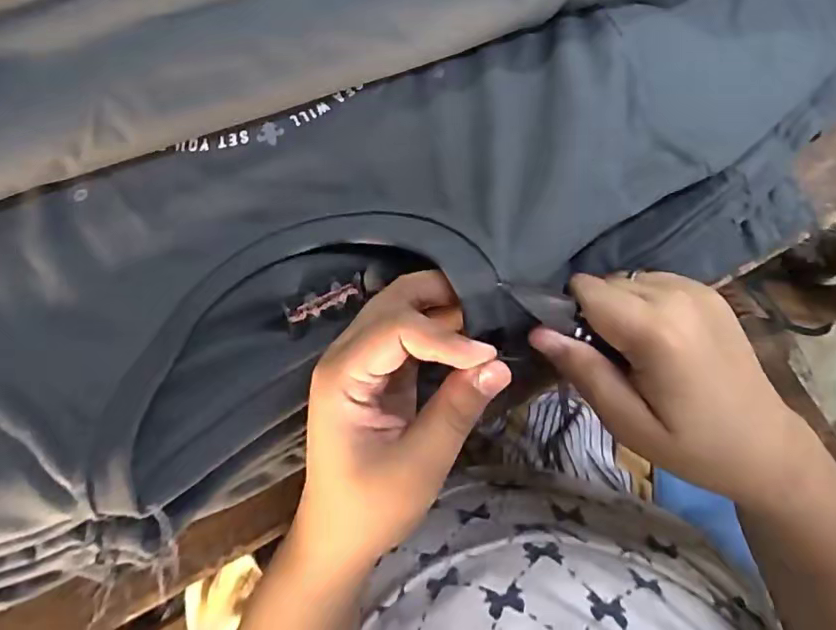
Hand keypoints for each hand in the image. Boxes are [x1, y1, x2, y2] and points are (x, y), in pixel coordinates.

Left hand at [290, 270, 511, 573]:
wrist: (336, 538)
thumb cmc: (370, 507)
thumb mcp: (420, 465)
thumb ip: (457, 409)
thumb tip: (499, 365)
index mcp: (342, 374)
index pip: (397, 328)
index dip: (445, 336)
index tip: (488, 353)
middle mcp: (345, 353)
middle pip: (394, 300)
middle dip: (441, 297)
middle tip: (488, 309)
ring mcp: (359, 357)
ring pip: (401, 306)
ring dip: (441, 306)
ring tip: (484, 320)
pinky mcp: (376, 367)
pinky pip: (408, 330)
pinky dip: (438, 328)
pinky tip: (467, 337)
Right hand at [529, 272, 815, 505]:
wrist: (767, 446)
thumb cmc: (693, 447)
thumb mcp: (629, 424)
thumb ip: (584, 371)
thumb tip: (539, 331)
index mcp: (657, 330)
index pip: (587, 289)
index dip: (574, 317)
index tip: (588, 353)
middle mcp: (676, 294)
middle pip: (606, 282)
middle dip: (599, 314)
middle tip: (619, 362)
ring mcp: (695, 287)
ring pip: (628, 278)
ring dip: (622, 307)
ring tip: (643, 351)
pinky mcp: (708, 289)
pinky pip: (653, 280)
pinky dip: (646, 302)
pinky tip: (665, 338)